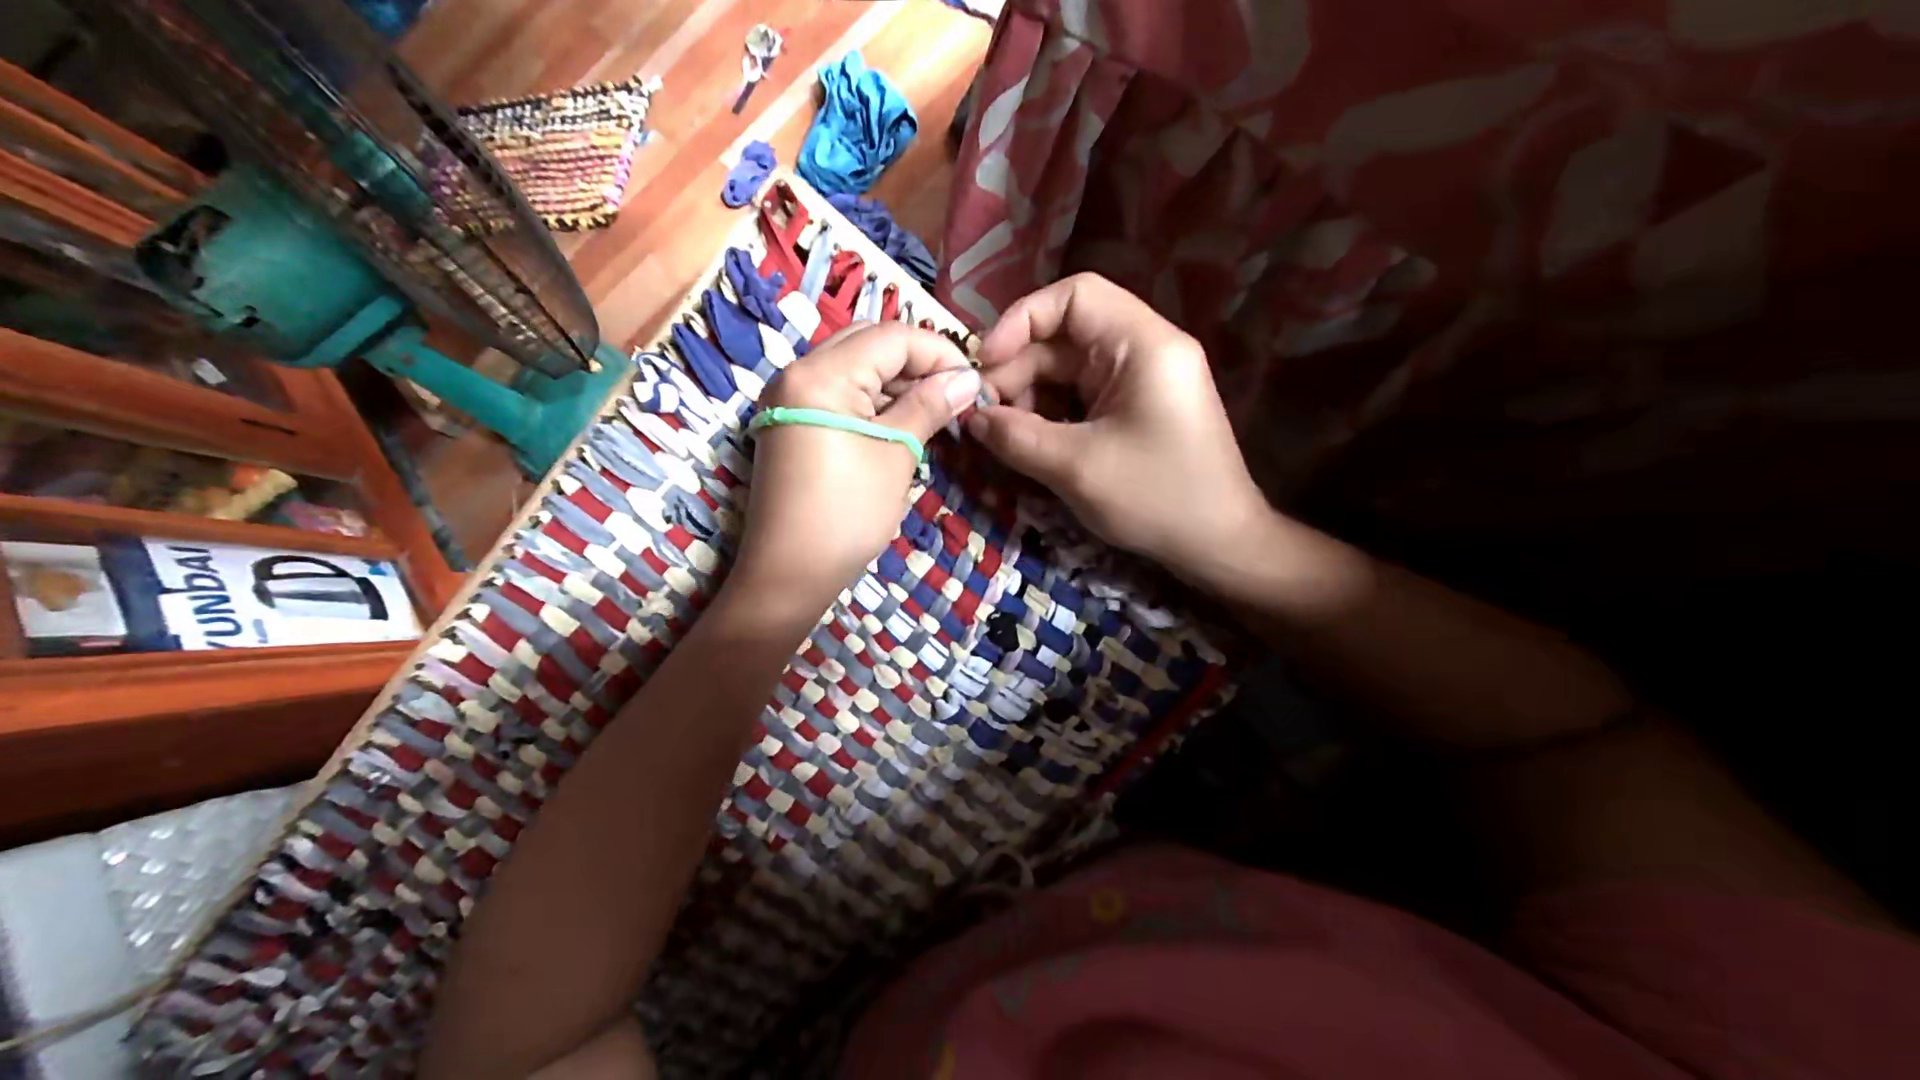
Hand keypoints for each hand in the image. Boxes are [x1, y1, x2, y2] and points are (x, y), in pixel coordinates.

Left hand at [732, 322, 981, 612]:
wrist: (789, 573)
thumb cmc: (847, 514)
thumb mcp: (896, 454)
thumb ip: (930, 406)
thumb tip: (969, 377)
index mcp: (821, 374)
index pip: (891, 336)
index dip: (939, 351)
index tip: (974, 380)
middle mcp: (798, 372)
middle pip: (869, 342)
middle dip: (917, 360)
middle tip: (955, 391)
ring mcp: (790, 397)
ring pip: (854, 365)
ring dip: (896, 380)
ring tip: (936, 408)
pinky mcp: (792, 421)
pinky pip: (839, 392)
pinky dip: (873, 398)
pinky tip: (902, 419)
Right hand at [966, 273, 1270, 589]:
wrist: (1219, 543)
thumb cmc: (1156, 498)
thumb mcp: (1075, 468)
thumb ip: (1015, 436)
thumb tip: (971, 417)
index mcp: (1144, 344)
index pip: (1074, 296)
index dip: (1021, 320)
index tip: (986, 364)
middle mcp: (1145, 349)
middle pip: (1065, 335)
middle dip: (1018, 369)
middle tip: (984, 414)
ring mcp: (1141, 380)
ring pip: (1068, 367)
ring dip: (1029, 395)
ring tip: (1002, 433)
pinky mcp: (1135, 407)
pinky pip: (1081, 394)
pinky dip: (1050, 412)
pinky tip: (1028, 439)